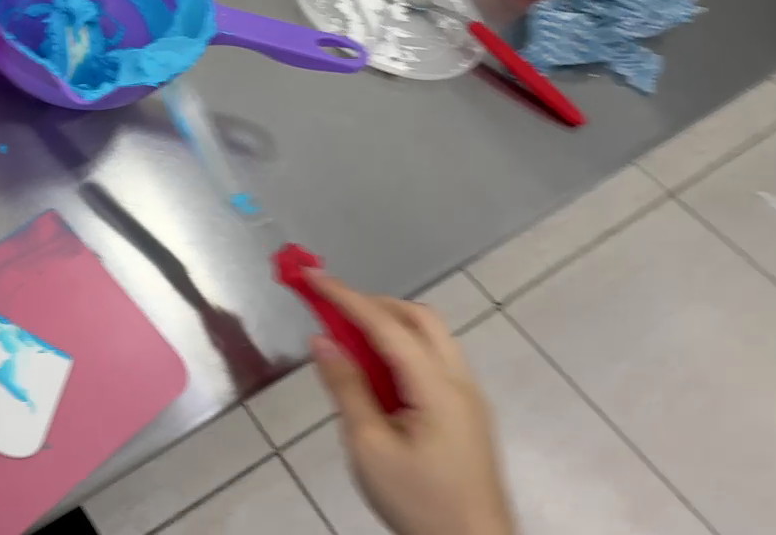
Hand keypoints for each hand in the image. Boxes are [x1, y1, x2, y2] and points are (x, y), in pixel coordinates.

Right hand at [309, 272, 515, 534]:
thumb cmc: (418, 500)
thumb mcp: (368, 446)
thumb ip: (346, 387)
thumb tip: (321, 339)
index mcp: (438, 389)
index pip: (385, 325)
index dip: (344, 295)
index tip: (308, 274)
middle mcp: (460, 384)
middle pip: (419, 319)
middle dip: (371, 301)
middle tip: (329, 304)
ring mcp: (467, 400)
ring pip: (429, 337)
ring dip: (386, 323)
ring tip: (344, 333)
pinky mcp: (464, 415)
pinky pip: (431, 360)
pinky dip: (397, 346)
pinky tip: (371, 367)